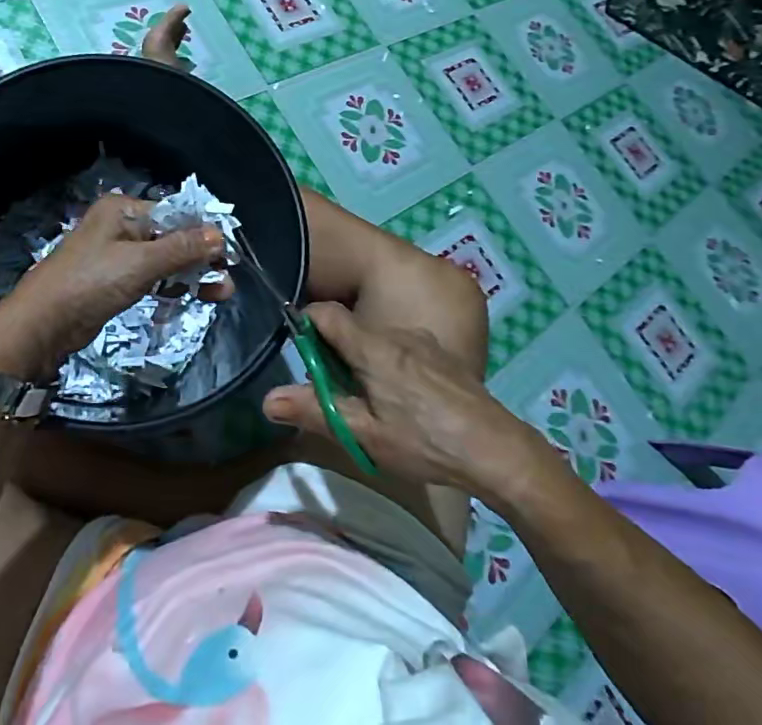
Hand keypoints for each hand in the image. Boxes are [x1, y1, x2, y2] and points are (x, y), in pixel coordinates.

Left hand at [0, 195, 232, 380]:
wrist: (41, 326)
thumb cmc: (90, 283)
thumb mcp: (141, 263)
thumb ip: (183, 248)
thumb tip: (220, 235)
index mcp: (123, 209)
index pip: (176, 214)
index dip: (205, 232)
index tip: (230, 254)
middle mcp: (122, 226)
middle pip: (174, 236)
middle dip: (202, 257)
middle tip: (228, 278)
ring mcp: (119, 254)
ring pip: (167, 259)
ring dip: (192, 274)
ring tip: (221, 293)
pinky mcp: (117, 280)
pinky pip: (154, 277)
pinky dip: (173, 285)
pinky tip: (193, 296)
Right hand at [261, 302, 549, 498]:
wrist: (494, 447)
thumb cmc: (424, 441)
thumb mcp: (364, 434)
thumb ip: (316, 411)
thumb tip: (267, 399)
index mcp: (374, 346)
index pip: (326, 313)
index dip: (304, 324)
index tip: (298, 351)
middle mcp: (398, 333)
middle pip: (351, 329)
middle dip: (334, 353)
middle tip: (333, 393)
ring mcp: (425, 342)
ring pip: (378, 340)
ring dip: (363, 362)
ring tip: (367, 404)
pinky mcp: (442, 355)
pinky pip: (402, 349)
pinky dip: (388, 366)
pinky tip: (402, 403)